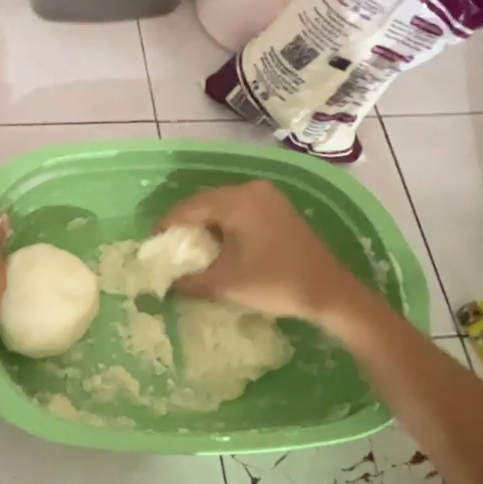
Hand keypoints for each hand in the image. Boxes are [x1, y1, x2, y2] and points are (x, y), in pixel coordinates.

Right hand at [157, 180, 370, 324]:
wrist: (329, 292)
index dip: (167, 226)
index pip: (189, 207)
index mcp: (237, 200)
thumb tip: (167, 286)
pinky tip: (220, 248)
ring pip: (224, 208)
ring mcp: (269, 199)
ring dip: (206, 227)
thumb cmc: (275, 283)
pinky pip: (242, 212)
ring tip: (191, 250)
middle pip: (206, 203)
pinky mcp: (280, 212)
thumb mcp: (225, 284)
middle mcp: (252, 191)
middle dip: (186, 225)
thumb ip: (190, 282)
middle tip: (169, 248)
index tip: (153, 245)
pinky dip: (226, 227)